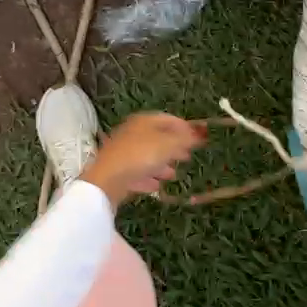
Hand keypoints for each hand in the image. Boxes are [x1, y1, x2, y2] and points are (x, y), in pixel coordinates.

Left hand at [79, 113, 204, 206]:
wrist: (107, 179)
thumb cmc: (140, 156)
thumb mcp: (167, 145)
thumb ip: (184, 140)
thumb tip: (199, 134)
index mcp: (144, 122)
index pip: (168, 119)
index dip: (184, 127)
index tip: (197, 138)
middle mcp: (133, 133)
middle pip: (157, 138)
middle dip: (173, 148)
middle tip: (187, 156)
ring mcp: (124, 152)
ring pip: (147, 157)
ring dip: (161, 165)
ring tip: (173, 175)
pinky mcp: (118, 171)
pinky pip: (137, 172)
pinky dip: (148, 177)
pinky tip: (156, 187)